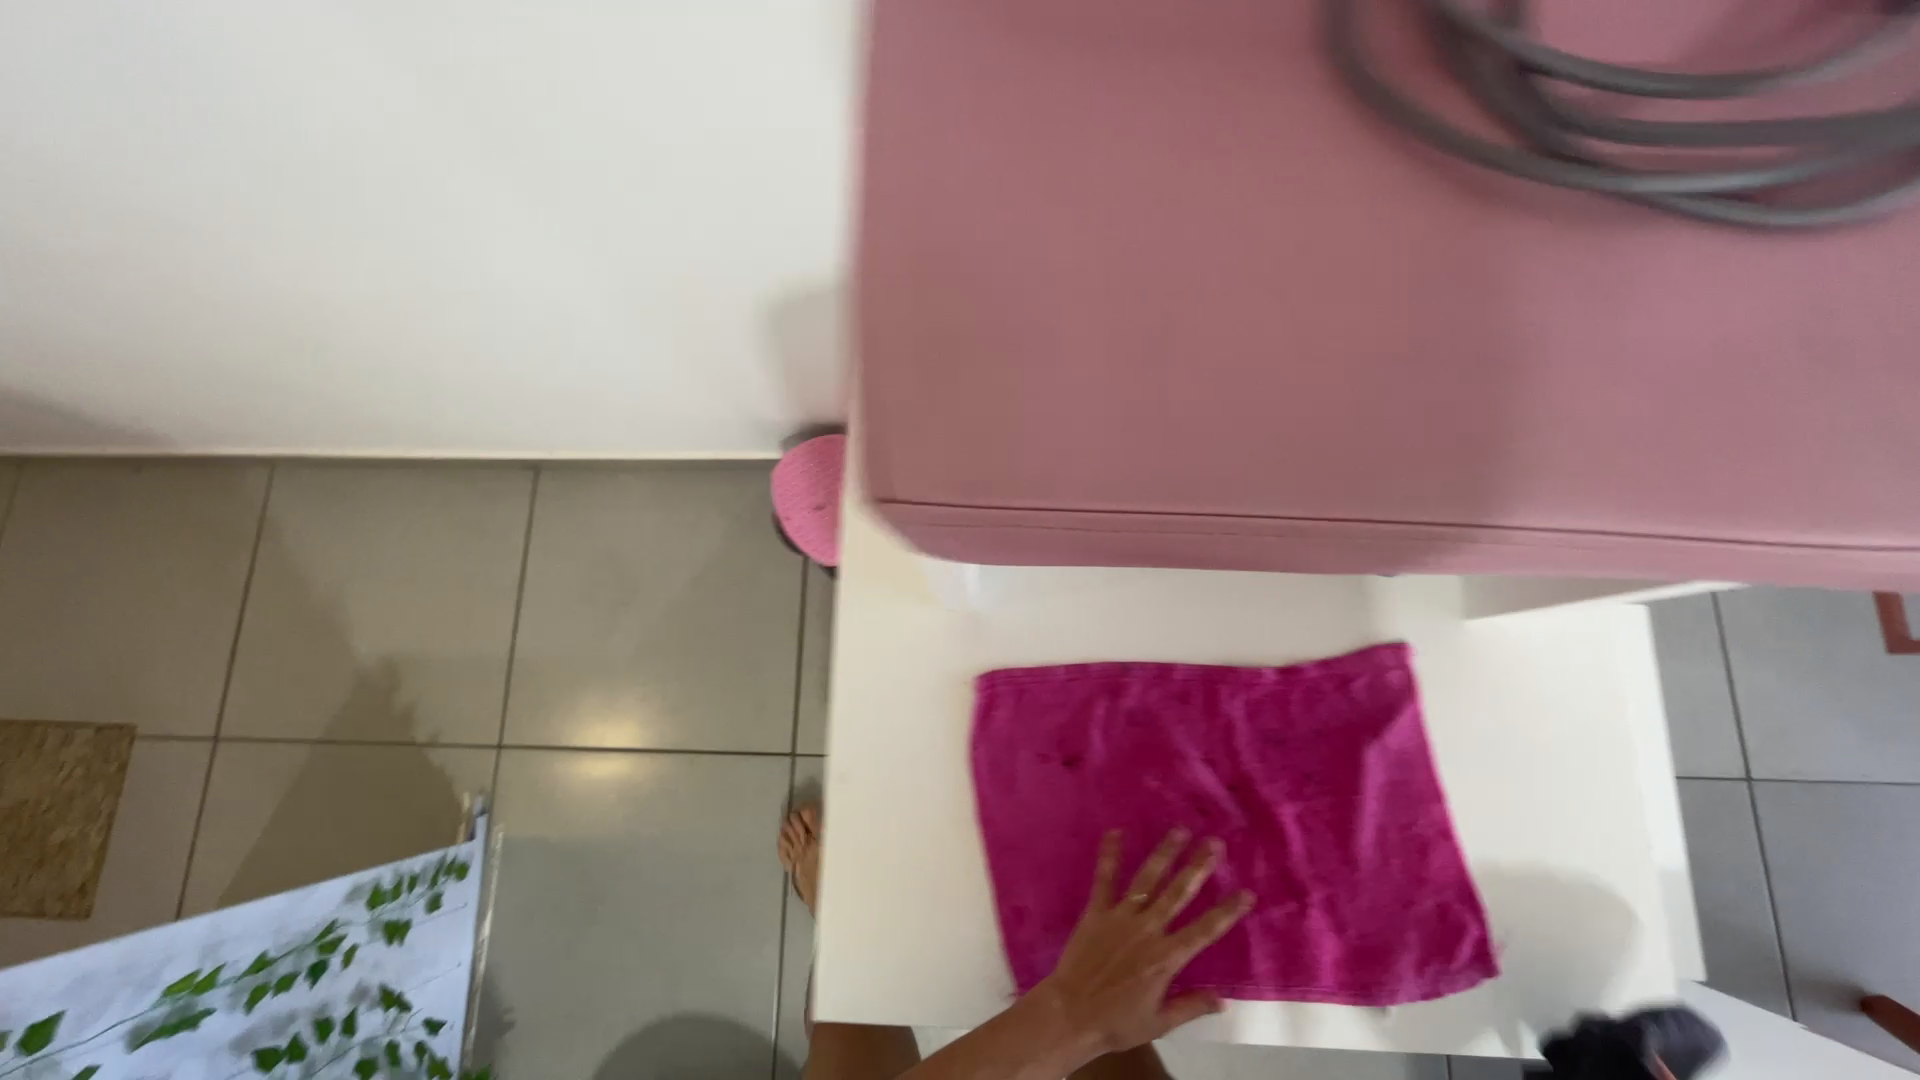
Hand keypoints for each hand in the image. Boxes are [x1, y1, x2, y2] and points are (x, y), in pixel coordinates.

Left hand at [1030, 828, 1255, 1056]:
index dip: (1227, 911)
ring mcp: (1120, 917)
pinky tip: (1115, 832)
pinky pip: (1105, 879)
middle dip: (1198, 867)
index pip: (1204, 930)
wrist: (1071, 1014)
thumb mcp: (1160, 1022)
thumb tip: (1224, 1000)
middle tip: (1214, 843)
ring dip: (1164, 854)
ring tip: (1179, 831)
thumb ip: (1192, 1006)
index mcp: (1166, 958)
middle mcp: (1147, 931)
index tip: (1246, 893)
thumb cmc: (1117, 1022)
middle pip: (1178, 893)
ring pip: (1147, 880)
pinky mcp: (1096, 912)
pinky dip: (1110, 855)